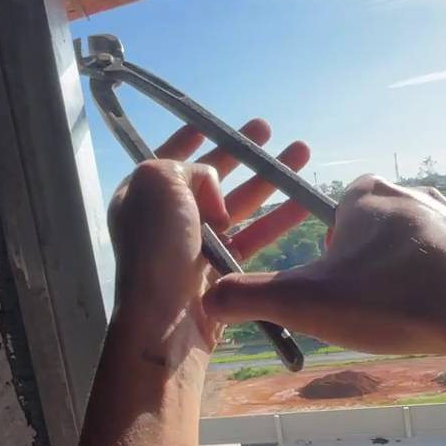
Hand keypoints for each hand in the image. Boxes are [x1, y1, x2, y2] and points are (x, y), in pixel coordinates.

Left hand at [106, 120, 311, 352]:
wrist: (165, 319)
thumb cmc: (155, 247)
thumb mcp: (159, 182)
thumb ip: (189, 166)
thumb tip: (213, 187)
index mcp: (142, 195)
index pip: (166, 158)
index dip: (187, 138)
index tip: (207, 125)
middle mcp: (166, 220)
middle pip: (208, 178)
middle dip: (240, 153)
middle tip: (267, 130)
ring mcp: (193, 248)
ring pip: (238, 206)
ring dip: (270, 180)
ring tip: (302, 154)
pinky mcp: (220, 274)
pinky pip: (253, 239)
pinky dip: (278, 219)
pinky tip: (304, 202)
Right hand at [203, 175, 445, 358]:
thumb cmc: (390, 301)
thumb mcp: (303, 303)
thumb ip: (249, 297)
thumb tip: (208, 296)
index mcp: (365, 198)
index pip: (334, 214)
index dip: (329, 256)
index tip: (337, 288)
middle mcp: (411, 194)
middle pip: (374, 231)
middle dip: (367, 268)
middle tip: (370, 307)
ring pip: (414, 246)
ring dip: (404, 276)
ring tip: (406, 314)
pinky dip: (443, 285)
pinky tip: (443, 315)